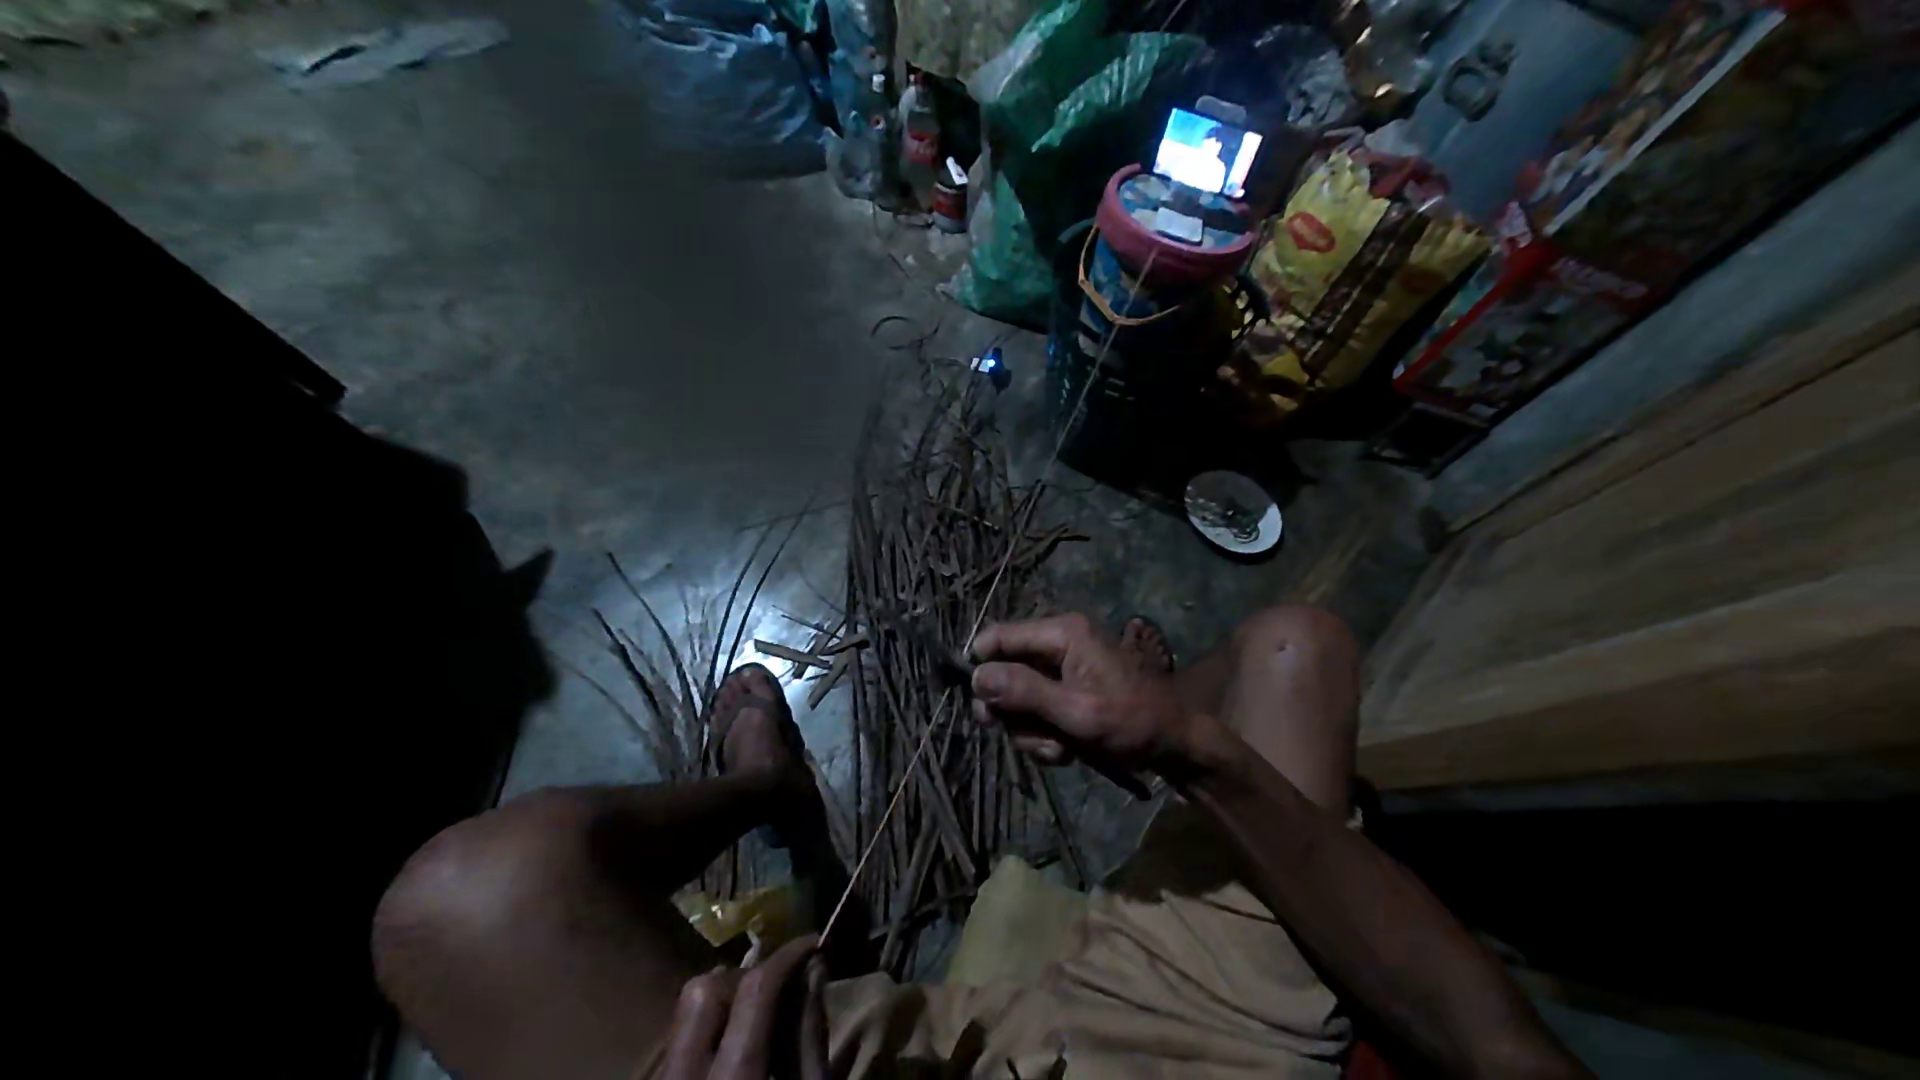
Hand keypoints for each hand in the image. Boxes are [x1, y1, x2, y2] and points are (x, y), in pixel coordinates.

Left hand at [662, 935, 828, 1079]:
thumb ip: (809, 1037)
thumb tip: (815, 967)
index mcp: (733, 1079)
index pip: (754, 990)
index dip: (787, 956)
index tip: (814, 944)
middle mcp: (685, 1075)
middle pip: (705, 990)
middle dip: (747, 975)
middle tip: (780, 985)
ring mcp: (663, 1079)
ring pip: (685, 1009)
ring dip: (726, 996)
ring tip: (759, 1013)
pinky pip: (678, 1036)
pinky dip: (710, 1023)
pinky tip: (735, 1042)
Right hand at [969, 614, 1196, 776]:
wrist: (1175, 745)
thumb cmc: (1130, 721)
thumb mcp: (1075, 710)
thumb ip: (1024, 692)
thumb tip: (975, 676)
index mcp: (1062, 633)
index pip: (999, 636)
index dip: (980, 666)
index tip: (978, 703)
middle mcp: (1059, 644)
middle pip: (1005, 671)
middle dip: (1011, 709)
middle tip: (1017, 734)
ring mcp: (1063, 669)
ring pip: (1018, 698)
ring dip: (1030, 729)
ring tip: (1057, 748)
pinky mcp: (1067, 691)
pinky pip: (1036, 711)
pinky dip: (1044, 734)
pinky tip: (1065, 750)